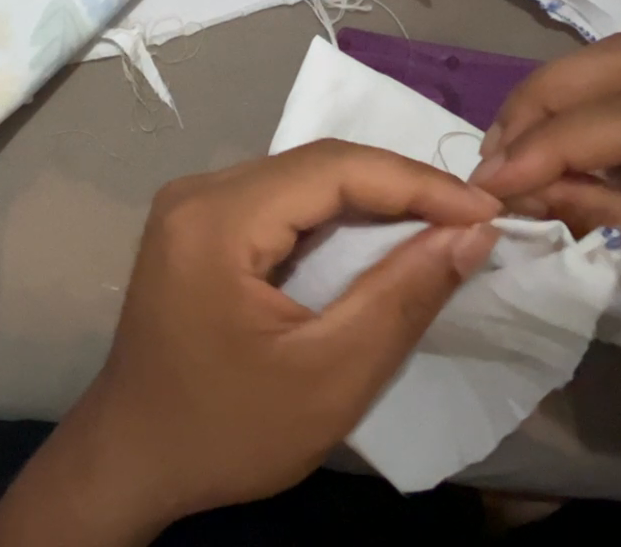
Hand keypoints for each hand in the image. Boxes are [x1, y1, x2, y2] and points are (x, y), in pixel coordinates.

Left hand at [0, 140, 499, 544]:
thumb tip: (469, 234)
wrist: (132, 456)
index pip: (332, 169)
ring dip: (368, 197)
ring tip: (438, 223)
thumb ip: (400, 298)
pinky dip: (332, 215)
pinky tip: (375, 236)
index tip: (488, 209)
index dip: (417, 183)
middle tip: (470, 218)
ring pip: (297, 178)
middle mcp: (196, 192)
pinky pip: (276, 200)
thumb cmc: (226, 430)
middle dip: (397, 186)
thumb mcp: (328, 377)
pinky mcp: (194, 224)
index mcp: (215, 219)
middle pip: (313, 165)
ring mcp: (190, 204)